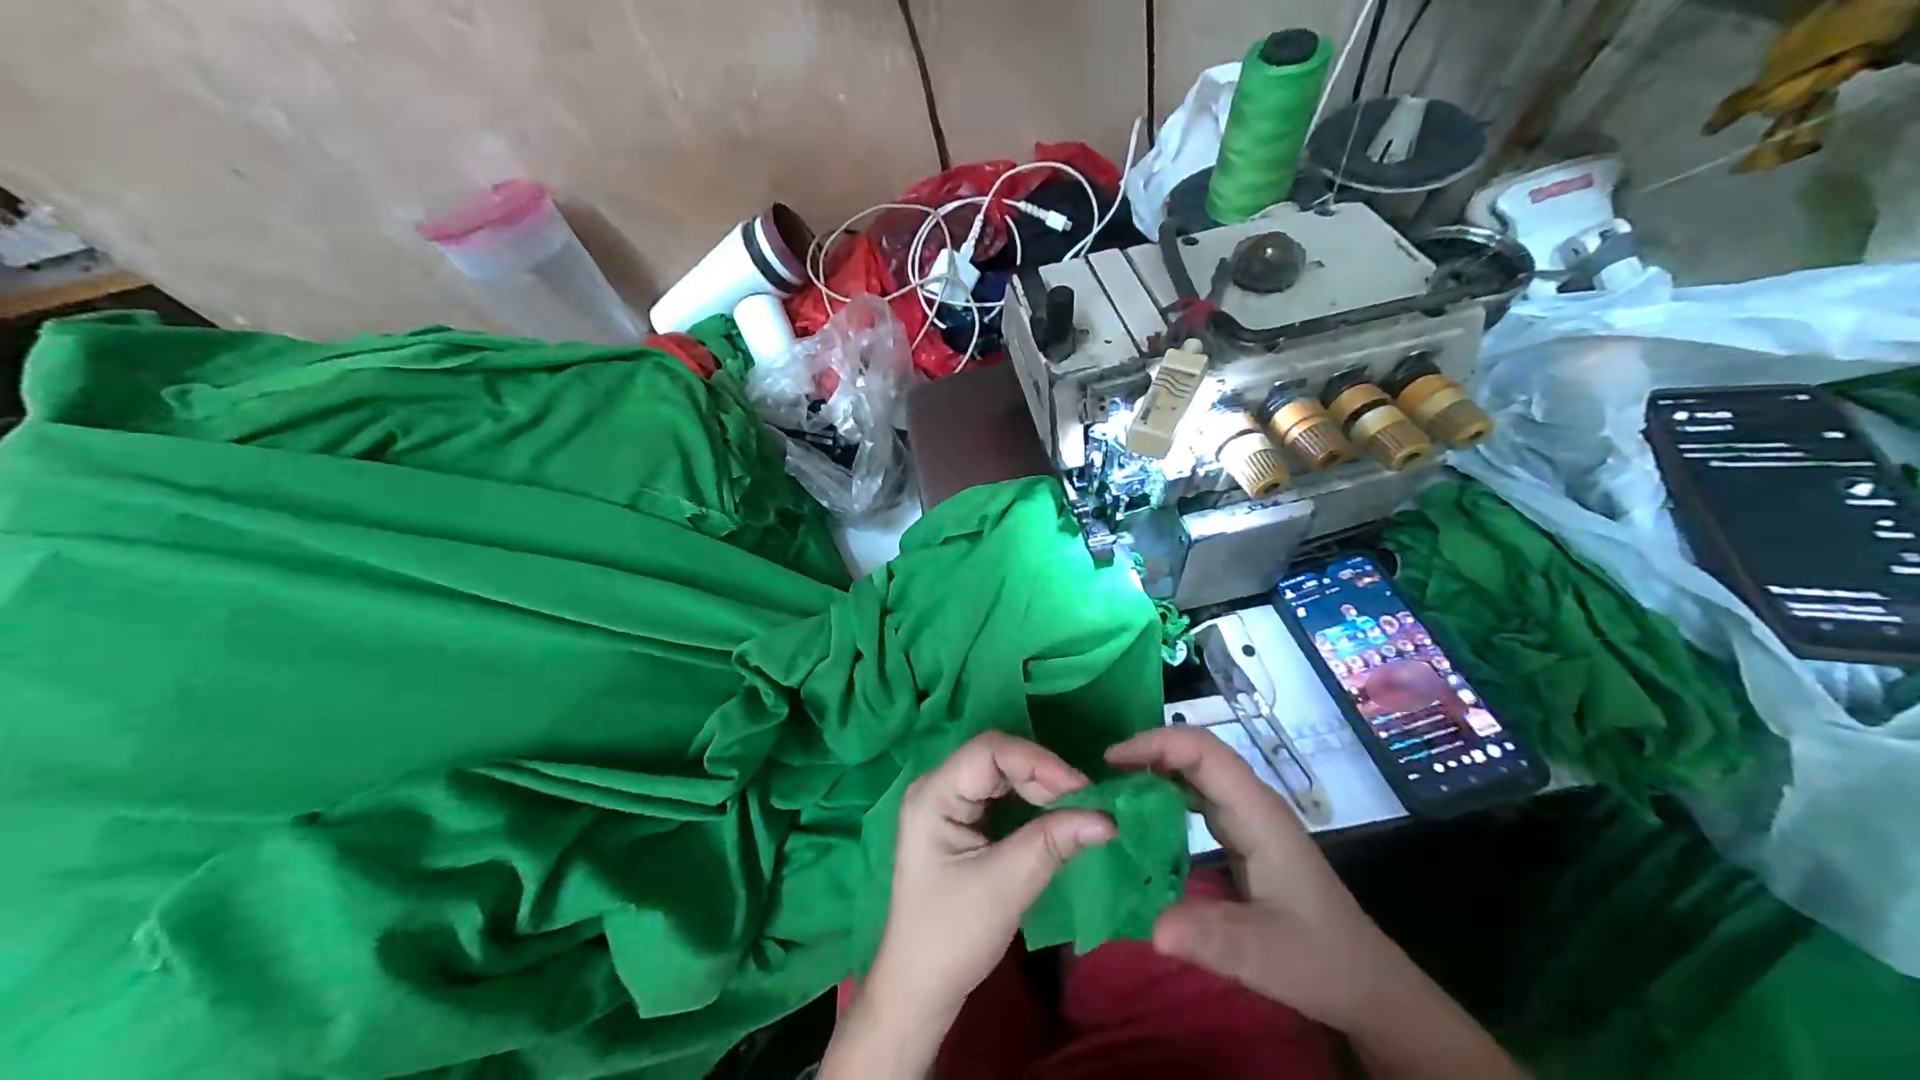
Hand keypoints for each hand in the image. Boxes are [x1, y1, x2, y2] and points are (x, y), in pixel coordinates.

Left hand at [822, 733, 1116, 1079]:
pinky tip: (1056, 813)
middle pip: (996, 757)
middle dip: (1042, 773)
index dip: (1038, 761)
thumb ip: (1052, 843)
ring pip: (1001, 772)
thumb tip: (1107, 817)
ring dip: (1040, 785)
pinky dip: (1031, 799)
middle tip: (1085, 800)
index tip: (1082, 788)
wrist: (920, 985)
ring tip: (1076, 806)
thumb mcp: (1005, 886)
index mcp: (932, 795)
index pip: (989, 751)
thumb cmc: (953, 935)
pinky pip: (1001, 793)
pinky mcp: (961, 819)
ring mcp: (947, 801)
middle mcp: (936, 787)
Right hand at [1106, 726, 1399, 1029]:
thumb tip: (1151, 927)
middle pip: (1198, 752)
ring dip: (1155, 768)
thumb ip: (1211, 937)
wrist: (1365, 983)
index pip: (1205, 753)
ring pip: (1198, 769)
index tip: (1112, 761)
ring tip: (1114, 788)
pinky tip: (1142, 813)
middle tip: (1102, 775)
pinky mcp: (1244, 833)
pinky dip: (1166, 791)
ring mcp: (1250, 816)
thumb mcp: (1264, 956)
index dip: (1157, 744)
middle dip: (1148, 751)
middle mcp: (1253, 804)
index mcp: (1259, 816)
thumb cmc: (1319, 960)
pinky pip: (1199, 794)